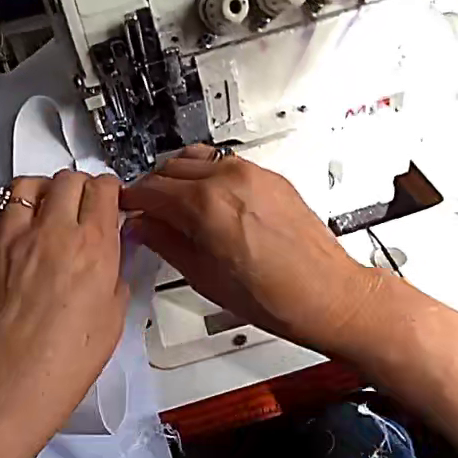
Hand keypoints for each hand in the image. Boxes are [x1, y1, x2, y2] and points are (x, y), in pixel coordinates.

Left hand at [0, 170, 128, 457]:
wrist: (7, 389)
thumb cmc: (68, 364)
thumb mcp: (114, 320)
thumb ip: (116, 276)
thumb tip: (113, 255)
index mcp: (93, 246)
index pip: (103, 188)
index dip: (109, 191)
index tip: (108, 202)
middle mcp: (50, 231)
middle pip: (65, 179)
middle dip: (76, 188)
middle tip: (77, 208)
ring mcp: (6, 237)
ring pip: (20, 185)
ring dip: (36, 194)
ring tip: (38, 216)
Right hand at [120, 145, 388, 356]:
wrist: (328, 296)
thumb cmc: (280, 297)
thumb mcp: (207, 279)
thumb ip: (169, 245)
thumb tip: (147, 229)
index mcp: (208, 206)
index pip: (151, 190)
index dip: (132, 202)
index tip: (128, 210)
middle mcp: (231, 181)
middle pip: (170, 168)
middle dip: (153, 188)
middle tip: (148, 212)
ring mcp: (255, 176)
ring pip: (199, 159)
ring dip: (179, 177)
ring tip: (176, 205)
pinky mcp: (273, 179)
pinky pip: (228, 165)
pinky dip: (209, 176)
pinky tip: (209, 201)